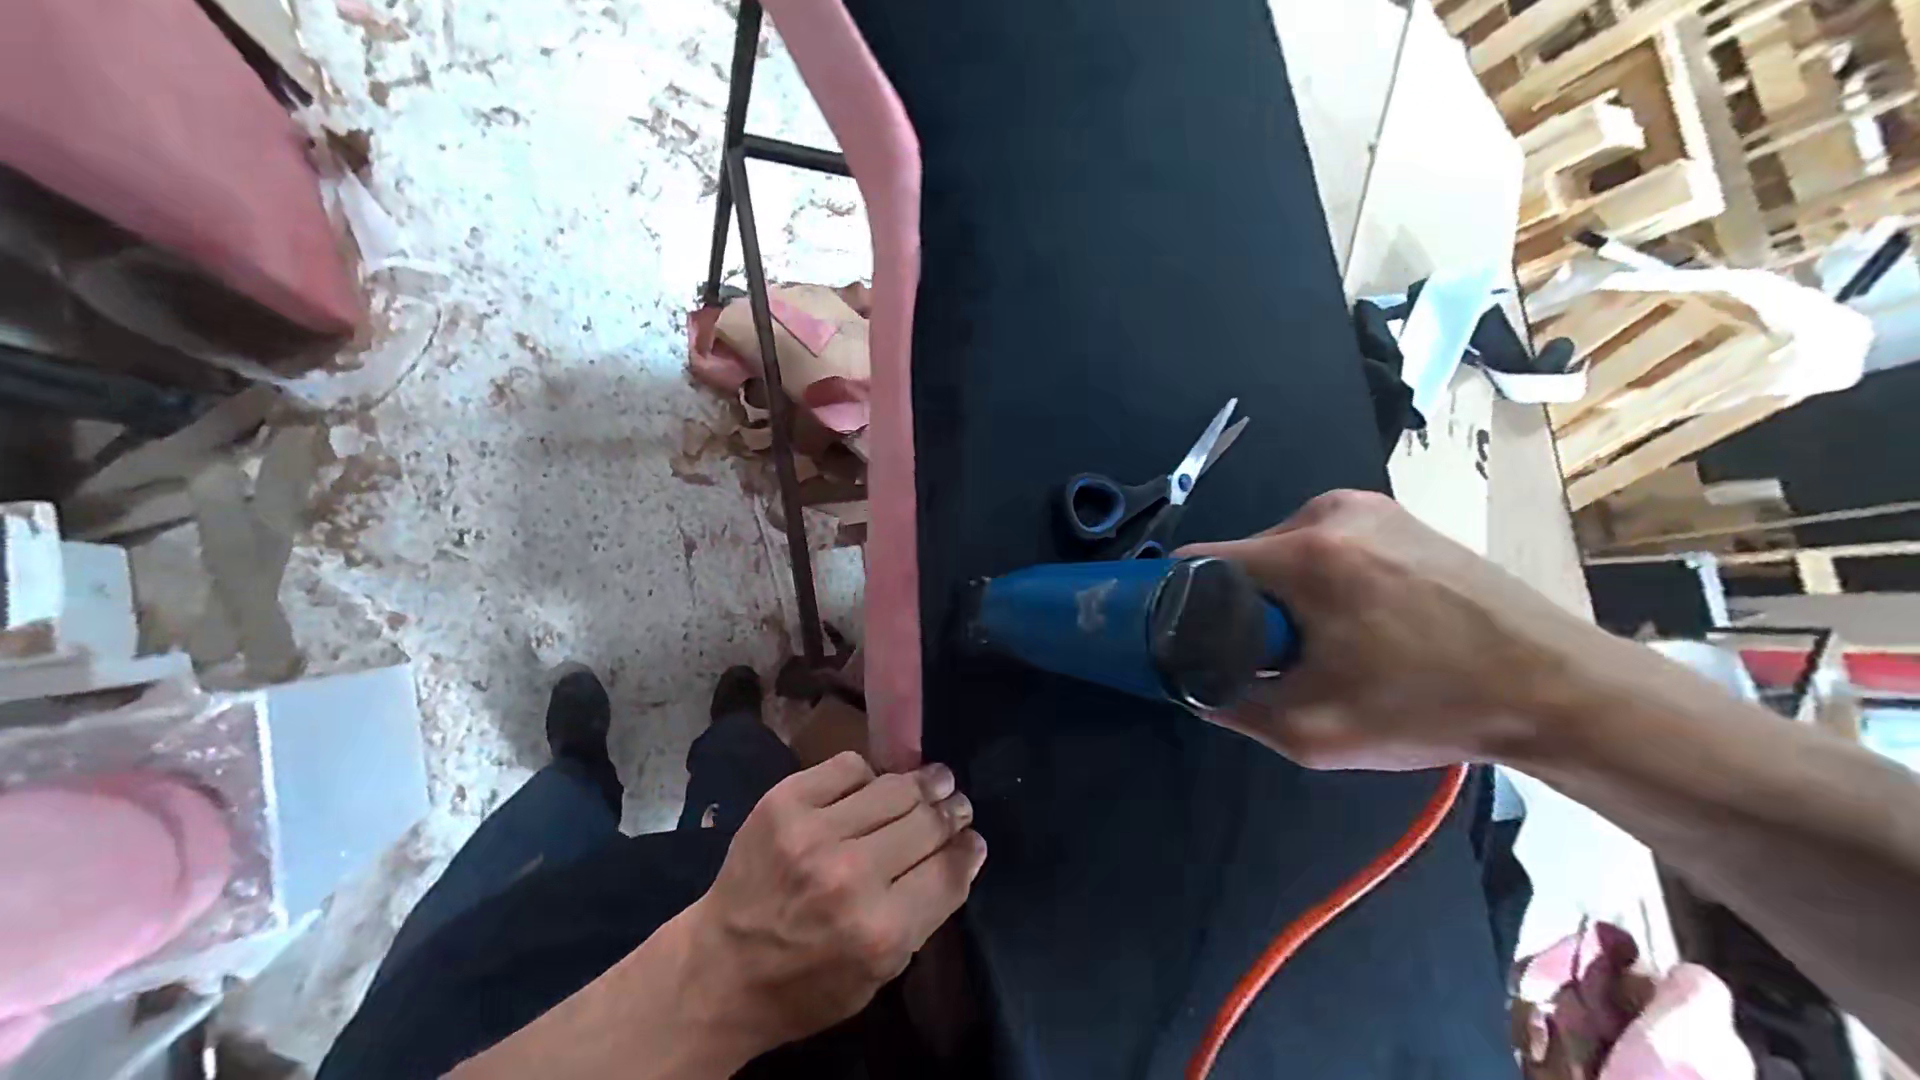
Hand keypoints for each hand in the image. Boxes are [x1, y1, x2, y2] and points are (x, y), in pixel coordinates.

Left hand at [683, 752, 985, 1054]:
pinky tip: (871, 786)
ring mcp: (815, 833)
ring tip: (934, 779)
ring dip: (923, 782)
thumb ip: (927, 913)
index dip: (969, 848)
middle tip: (957, 803)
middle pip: (928, 821)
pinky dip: (868, 773)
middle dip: (952, 810)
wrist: (720, 968)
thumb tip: (965, 850)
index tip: (972, 837)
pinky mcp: (785, 801)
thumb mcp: (880, 973)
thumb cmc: (806, 983)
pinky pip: (849, 766)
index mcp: (882, 931)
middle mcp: (852, 876)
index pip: (951, 869)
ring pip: (895, 787)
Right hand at [1180, 489, 1614, 770]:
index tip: (1190, 638)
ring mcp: (1368, 505)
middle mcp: (1331, 510)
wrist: (1562, 689)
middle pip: (1240, 556)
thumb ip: (1231, 707)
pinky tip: (1357, 617)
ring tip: (1324, 640)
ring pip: (1280, 550)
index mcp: (1307, 552)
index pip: (1198, 561)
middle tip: (1277, 656)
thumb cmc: (1434, 709)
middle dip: (1240, 605)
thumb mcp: (1313, 733)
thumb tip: (1191, 684)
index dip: (1179, 601)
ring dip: (1282, 594)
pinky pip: (1322, 542)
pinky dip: (1318, 577)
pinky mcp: (1396, 513)